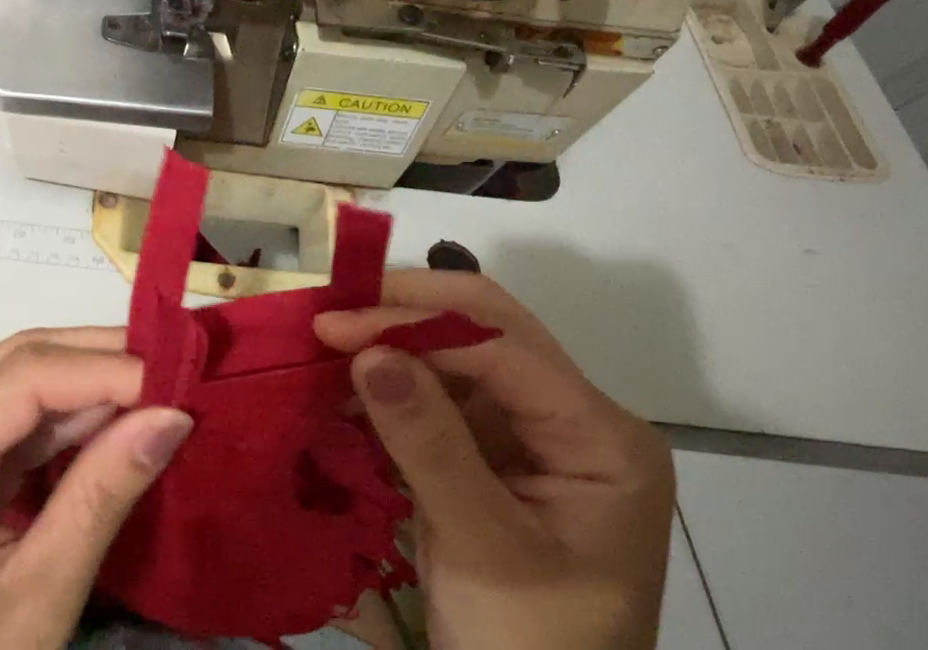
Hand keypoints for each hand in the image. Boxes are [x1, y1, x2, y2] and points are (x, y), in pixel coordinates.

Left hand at [0, 328, 193, 649]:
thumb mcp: (39, 597)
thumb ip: (102, 496)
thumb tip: (173, 415)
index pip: (17, 382)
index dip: (101, 368)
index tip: (175, 376)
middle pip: (9, 362)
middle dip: (96, 357)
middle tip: (173, 366)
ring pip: (7, 374)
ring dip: (83, 376)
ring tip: (154, 385)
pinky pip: (1, 408)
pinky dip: (60, 409)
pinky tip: (111, 413)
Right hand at [316, 270, 674, 649]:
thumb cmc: (532, 642)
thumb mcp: (484, 548)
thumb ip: (430, 446)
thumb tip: (368, 354)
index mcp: (601, 437)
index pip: (503, 348)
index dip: (414, 323)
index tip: (332, 324)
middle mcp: (573, 416)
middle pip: (488, 330)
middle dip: (405, 311)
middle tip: (328, 312)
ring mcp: (532, 432)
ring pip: (457, 354)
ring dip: (393, 340)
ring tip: (326, 337)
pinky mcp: (491, 450)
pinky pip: (438, 395)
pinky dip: (391, 382)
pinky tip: (345, 380)